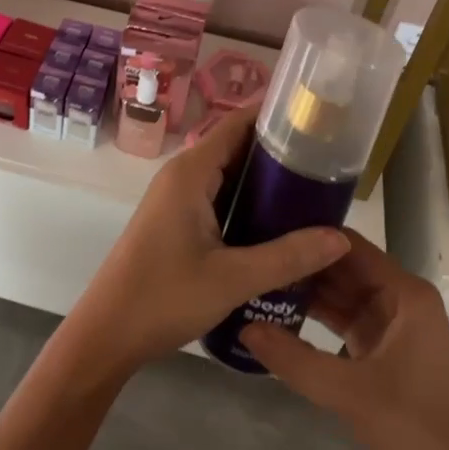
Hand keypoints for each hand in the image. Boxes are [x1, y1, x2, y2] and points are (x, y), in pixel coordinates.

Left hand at [70, 108, 350, 371]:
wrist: (107, 334)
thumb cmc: (164, 298)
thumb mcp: (233, 279)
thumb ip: (288, 256)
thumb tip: (341, 237)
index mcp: (191, 172)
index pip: (237, 123)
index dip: (275, 115)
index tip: (318, 118)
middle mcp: (182, 175)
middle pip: (236, 146)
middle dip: (279, 152)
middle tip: (329, 163)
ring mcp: (176, 198)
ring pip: (228, 175)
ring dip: (265, 181)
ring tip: (315, 192)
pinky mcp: (176, 221)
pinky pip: (219, 197)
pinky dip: (248, 202)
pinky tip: (279, 225)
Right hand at [242, 231, 448, 449]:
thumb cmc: (415, 424)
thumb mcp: (352, 393)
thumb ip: (296, 360)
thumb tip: (243, 326)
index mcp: (404, 292)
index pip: (348, 245)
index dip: (308, 234)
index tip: (264, 229)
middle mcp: (399, 297)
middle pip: (341, 266)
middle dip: (299, 262)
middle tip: (250, 253)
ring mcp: (391, 323)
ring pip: (339, 293)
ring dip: (302, 290)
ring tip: (254, 278)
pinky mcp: (380, 348)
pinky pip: (341, 319)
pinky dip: (312, 317)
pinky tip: (276, 313)